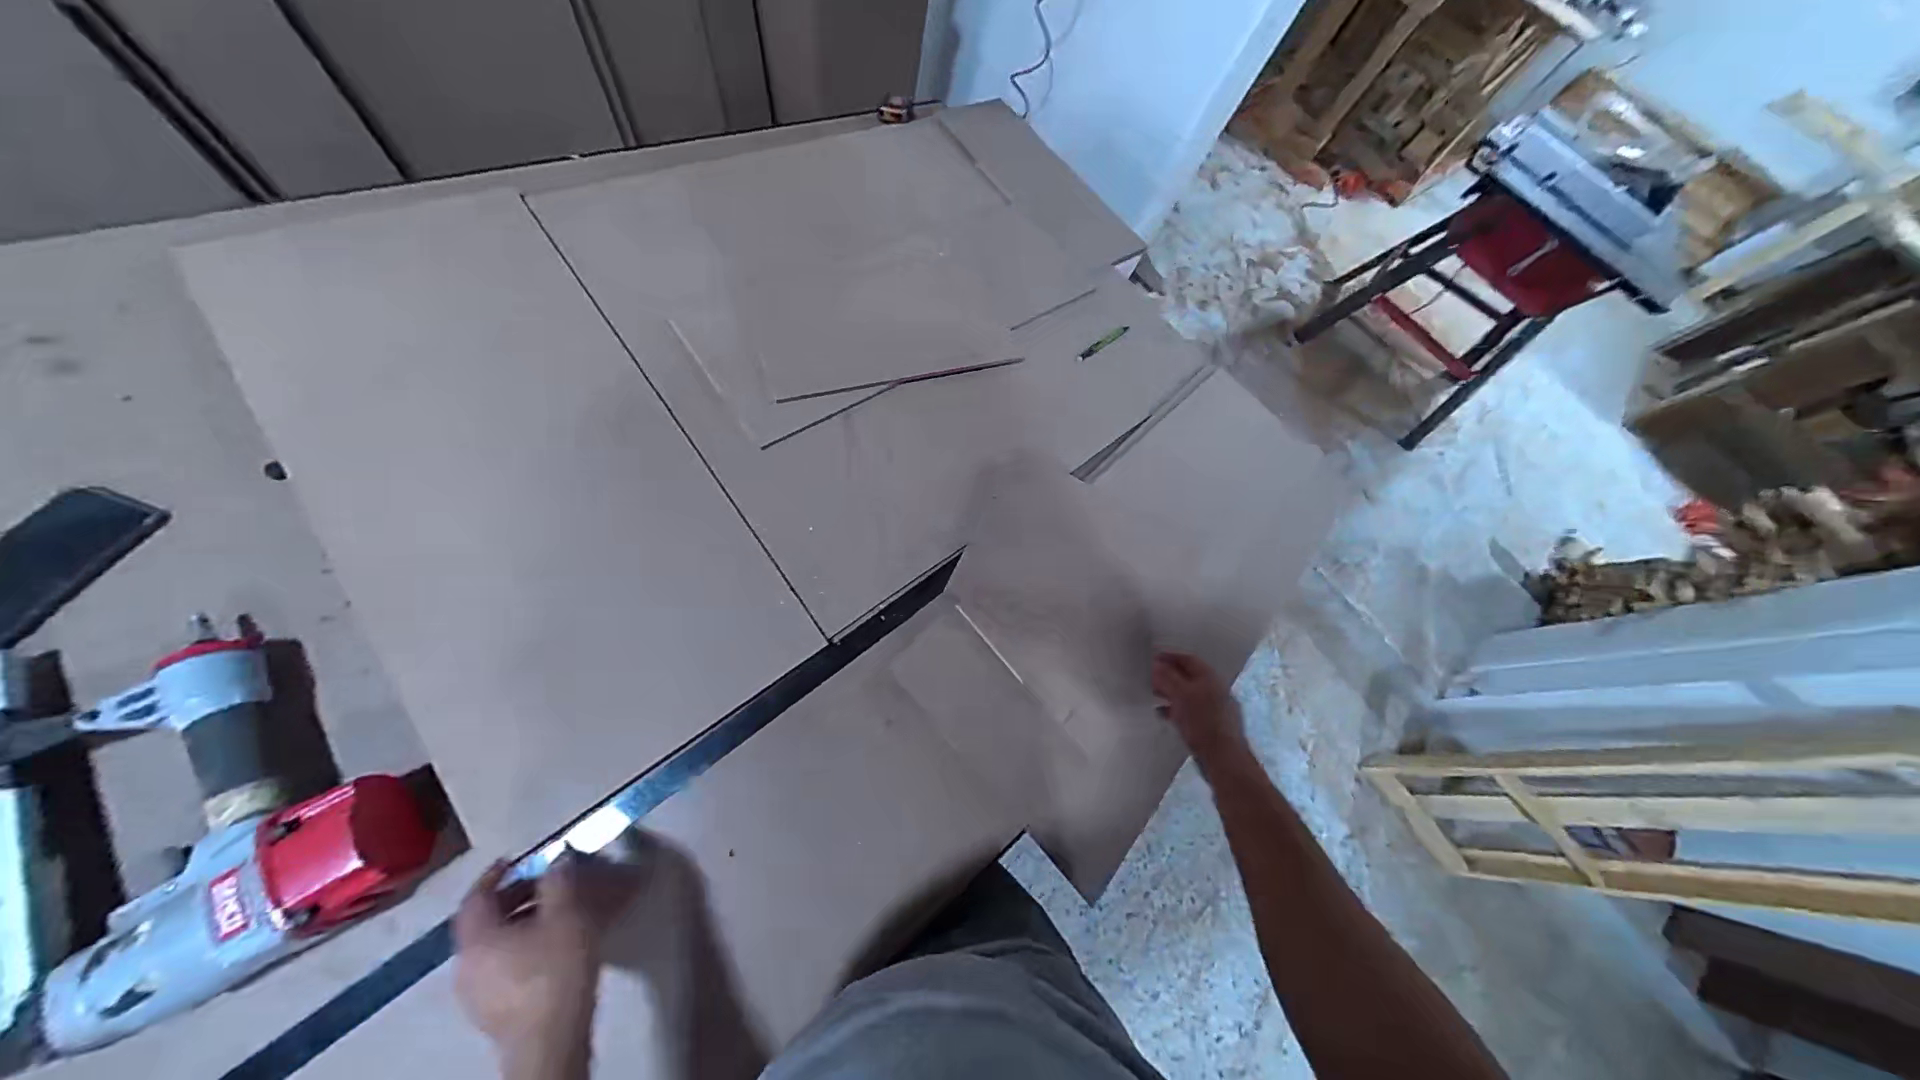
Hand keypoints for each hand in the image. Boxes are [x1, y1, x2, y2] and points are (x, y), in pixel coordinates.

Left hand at [453, 854, 638, 1074]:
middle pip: (484, 920)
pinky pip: (501, 965)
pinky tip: (551, 947)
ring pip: (493, 944)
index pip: (476, 896)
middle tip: (546, 885)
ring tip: (554, 914)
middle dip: (515, 897)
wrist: (551, 1039)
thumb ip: (560, 880)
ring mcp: (474, 992)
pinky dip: (521, 946)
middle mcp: (465, 963)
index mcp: (477, 938)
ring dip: (519, 922)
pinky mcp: (490, 1011)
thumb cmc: (556, 969)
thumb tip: (558, 857)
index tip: (516, 859)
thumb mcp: (567, 914)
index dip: (495, 874)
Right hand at [1152, 651, 1245, 761]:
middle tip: (1148, 675)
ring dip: (1170, 692)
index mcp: (1210, 678)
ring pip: (1188, 694)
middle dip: (1168, 674)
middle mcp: (1215, 689)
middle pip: (1188, 676)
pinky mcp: (1211, 725)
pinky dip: (1174, 709)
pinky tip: (1161, 713)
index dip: (1169, 656)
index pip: (1188, 659)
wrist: (1224, 758)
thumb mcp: (1181, 695)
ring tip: (1151, 693)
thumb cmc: (1202, 722)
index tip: (1151, 657)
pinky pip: (1189, 710)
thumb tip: (1154, 663)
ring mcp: (1214, 708)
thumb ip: (1167, 677)